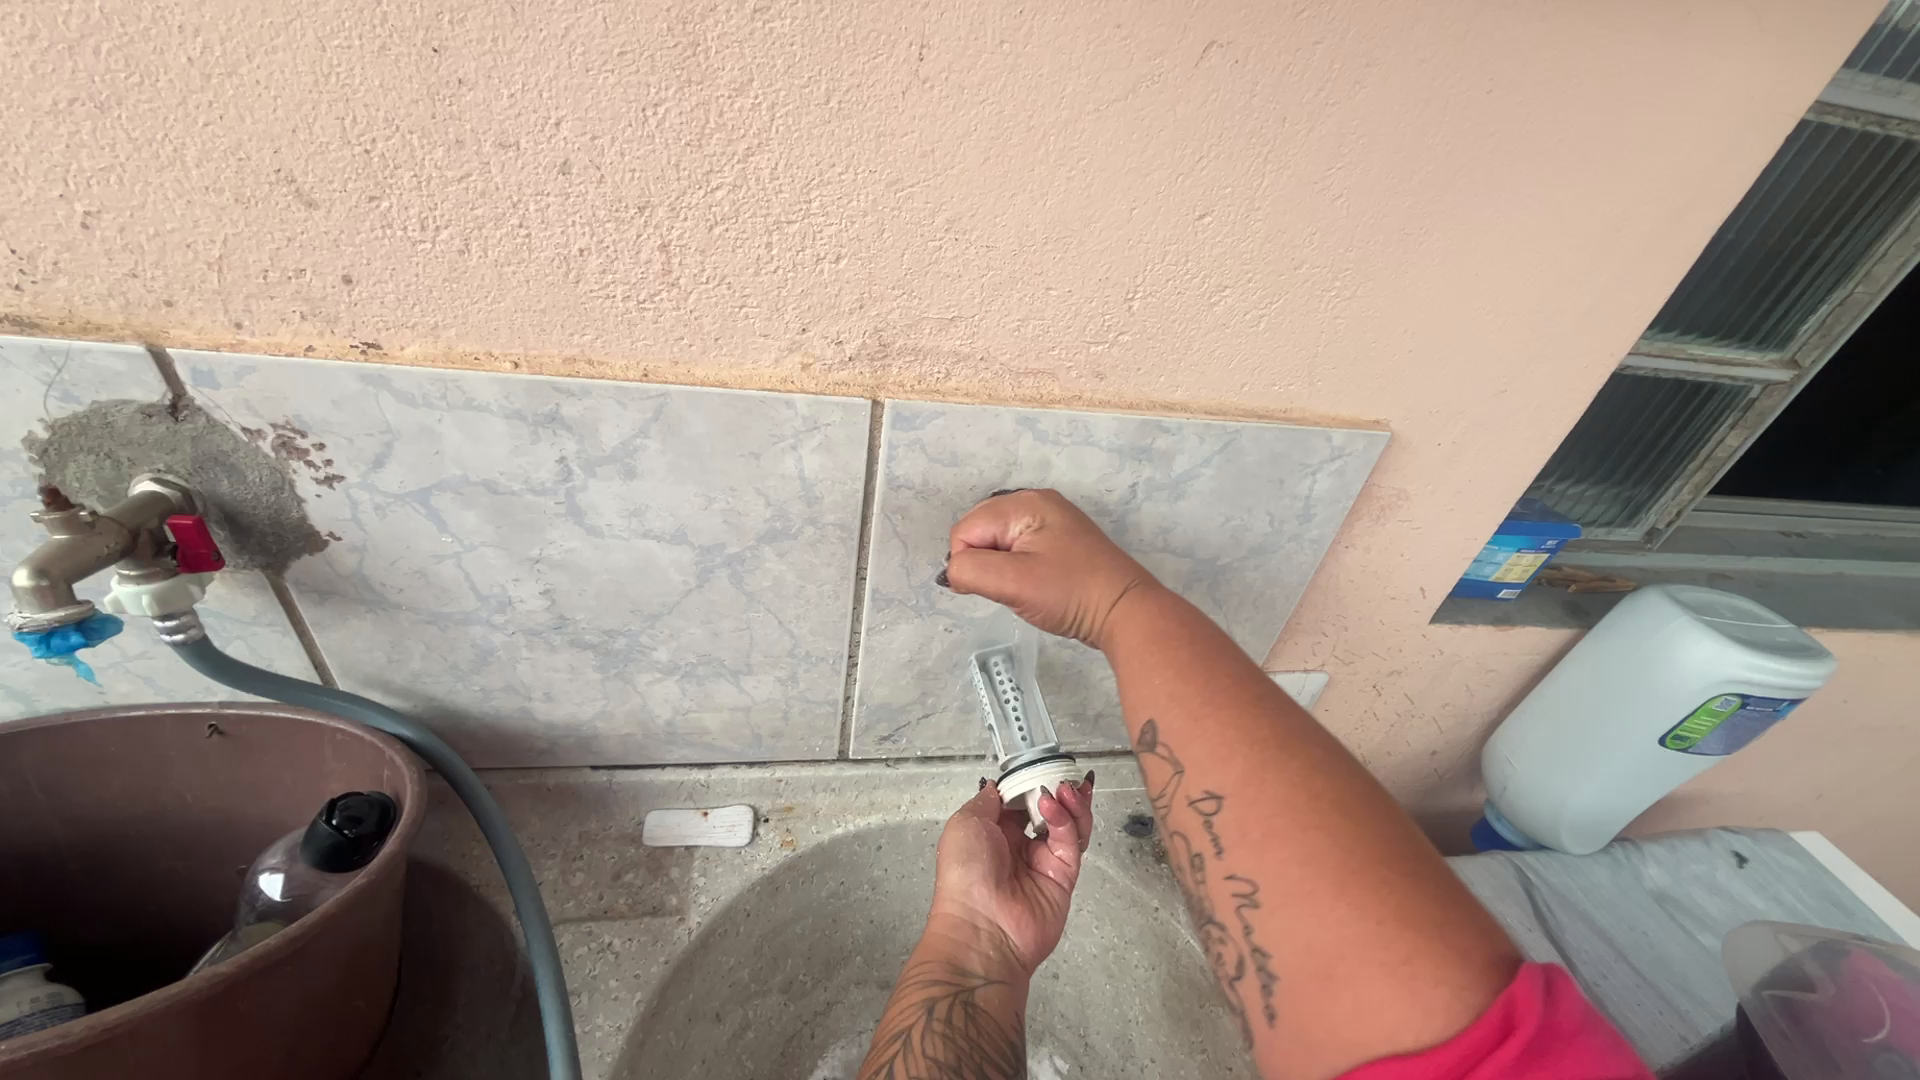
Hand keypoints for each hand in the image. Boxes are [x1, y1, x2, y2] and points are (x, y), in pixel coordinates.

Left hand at [926, 774, 1096, 976]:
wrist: (981, 930)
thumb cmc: (964, 872)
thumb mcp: (965, 824)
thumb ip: (987, 801)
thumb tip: (998, 784)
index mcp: (994, 832)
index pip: (1020, 799)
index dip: (1030, 780)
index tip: (1040, 764)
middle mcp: (1020, 844)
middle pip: (1048, 809)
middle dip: (1057, 787)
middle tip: (1063, 771)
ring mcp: (1044, 860)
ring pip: (1067, 823)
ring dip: (1068, 801)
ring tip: (1065, 787)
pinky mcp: (1065, 875)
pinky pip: (1071, 841)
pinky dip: (1066, 819)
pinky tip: (1055, 804)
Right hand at [944, 489, 1160, 648]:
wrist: (1125, 610)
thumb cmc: (1070, 594)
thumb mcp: (1013, 583)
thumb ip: (970, 570)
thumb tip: (953, 571)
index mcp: (1024, 503)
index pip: (965, 529)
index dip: (970, 563)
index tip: (996, 587)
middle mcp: (1034, 501)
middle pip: (979, 530)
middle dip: (984, 563)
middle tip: (1012, 588)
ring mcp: (1049, 519)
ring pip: (996, 541)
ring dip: (999, 567)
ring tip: (1025, 586)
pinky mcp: (1057, 538)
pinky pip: (1017, 547)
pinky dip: (1015, 568)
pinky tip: (1034, 583)